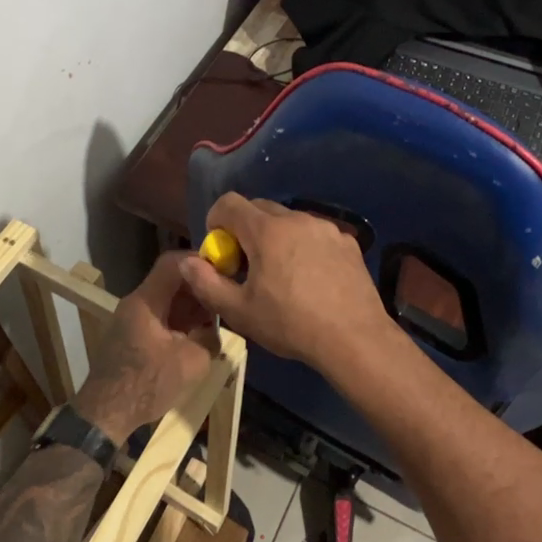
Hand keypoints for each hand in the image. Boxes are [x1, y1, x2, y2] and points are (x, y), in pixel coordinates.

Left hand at [73, 252, 219, 441]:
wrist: (106, 414)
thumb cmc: (147, 384)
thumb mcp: (192, 362)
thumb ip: (209, 337)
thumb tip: (214, 329)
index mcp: (146, 302)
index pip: (172, 263)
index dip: (200, 261)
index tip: (223, 270)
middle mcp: (135, 304)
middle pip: (169, 280)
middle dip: (198, 287)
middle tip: (223, 298)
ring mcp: (131, 320)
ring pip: (165, 300)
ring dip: (189, 306)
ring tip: (214, 319)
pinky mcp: (131, 336)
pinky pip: (159, 317)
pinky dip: (178, 320)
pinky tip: (195, 335)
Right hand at [176, 193, 399, 375]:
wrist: (354, 338)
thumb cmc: (291, 324)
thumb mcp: (239, 312)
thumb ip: (206, 283)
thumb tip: (187, 263)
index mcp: (266, 231)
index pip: (229, 203)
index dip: (216, 221)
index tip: (221, 251)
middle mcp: (297, 219)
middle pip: (260, 209)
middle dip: (246, 230)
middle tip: (247, 266)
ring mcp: (326, 228)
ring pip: (290, 221)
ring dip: (277, 238)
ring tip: (281, 275)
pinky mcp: (348, 243)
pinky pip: (316, 234)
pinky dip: (305, 247)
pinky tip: (312, 280)